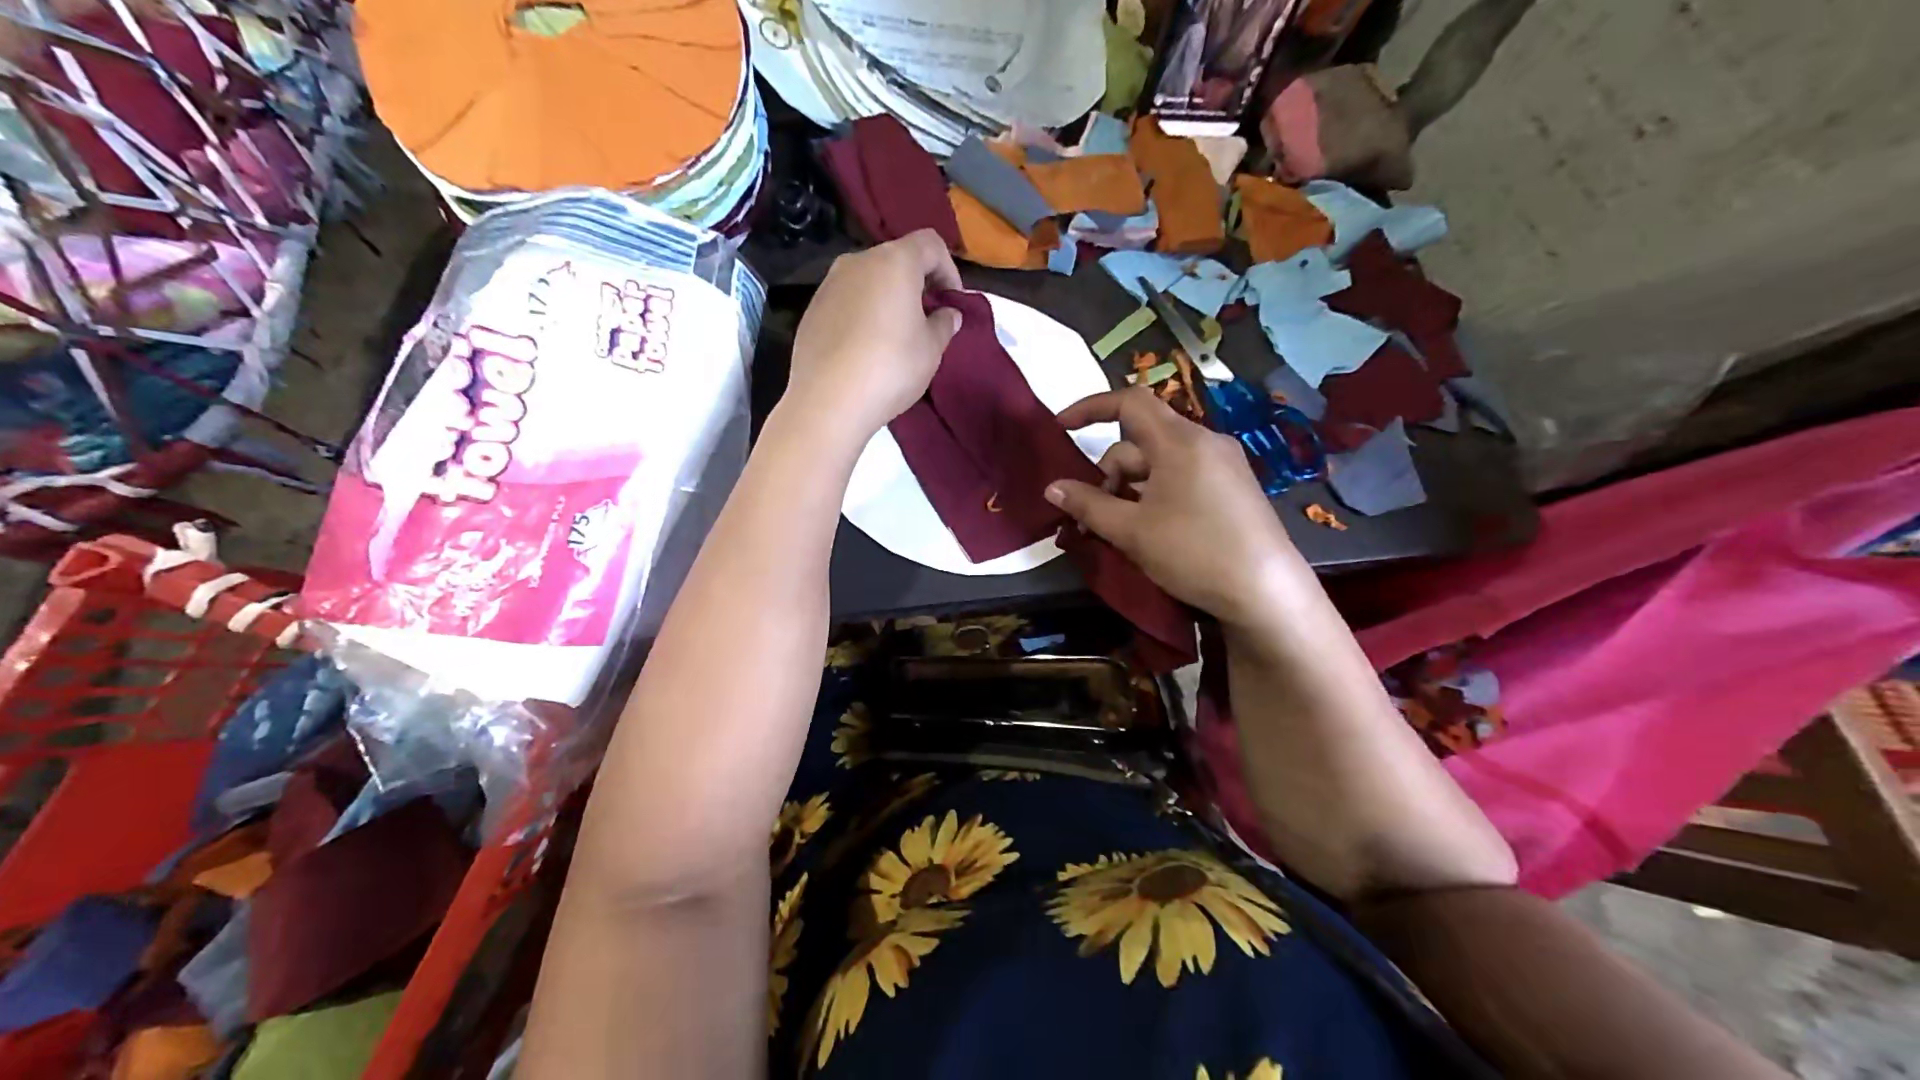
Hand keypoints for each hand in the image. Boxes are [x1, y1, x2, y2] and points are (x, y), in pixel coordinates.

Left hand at [785, 230, 963, 442]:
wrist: (828, 402)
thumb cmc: (890, 368)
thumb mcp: (931, 349)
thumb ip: (944, 324)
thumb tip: (948, 314)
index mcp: (894, 262)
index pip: (930, 243)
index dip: (949, 269)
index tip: (952, 301)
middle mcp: (858, 262)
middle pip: (896, 259)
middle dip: (917, 282)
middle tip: (928, 317)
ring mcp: (829, 284)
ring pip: (869, 280)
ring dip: (888, 297)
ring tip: (896, 334)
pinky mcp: (811, 310)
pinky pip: (847, 301)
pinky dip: (863, 313)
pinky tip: (866, 348)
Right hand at [1047, 387, 1306, 626]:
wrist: (1267, 593)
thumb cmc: (1194, 552)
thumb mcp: (1131, 531)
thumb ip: (1088, 505)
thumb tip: (1051, 488)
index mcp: (1180, 441)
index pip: (1129, 401)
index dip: (1090, 407)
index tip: (1061, 428)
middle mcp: (1205, 442)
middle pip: (1140, 441)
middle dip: (1108, 473)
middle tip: (1091, 517)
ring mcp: (1223, 465)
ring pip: (1160, 463)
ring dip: (1130, 489)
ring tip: (1118, 530)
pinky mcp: (1233, 489)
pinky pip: (1181, 477)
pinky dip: (1155, 494)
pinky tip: (1150, 530)